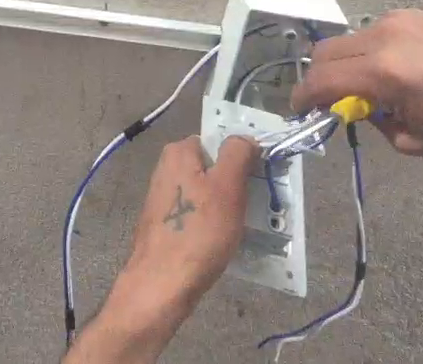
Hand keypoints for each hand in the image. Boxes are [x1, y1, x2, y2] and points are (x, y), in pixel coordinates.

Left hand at [73, 135, 258, 360]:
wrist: (162, 283)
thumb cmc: (199, 232)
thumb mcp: (227, 187)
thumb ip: (237, 154)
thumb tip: (245, 137)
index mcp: (179, 151)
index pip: (218, 142)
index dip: (241, 159)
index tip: (260, 180)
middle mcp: (167, 167)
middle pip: (212, 167)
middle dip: (235, 185)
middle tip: (256, 206)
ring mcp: (164, 196)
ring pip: (206, 192)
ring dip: (226, 206)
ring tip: (245, 226)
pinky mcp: (165, 221)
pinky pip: (197, 213)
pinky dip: (212, 222)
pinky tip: (224, 240)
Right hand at [290, 10, 422, 169]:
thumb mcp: (413, 139)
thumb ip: (373, 120)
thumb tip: (355, 107)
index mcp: (384, 72)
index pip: (322, 80)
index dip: (303, 97)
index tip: (298, 109)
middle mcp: (384, 37)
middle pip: (325, 52)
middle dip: (319, 78)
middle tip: (330, 102)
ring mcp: (400, 20)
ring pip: (349, 40)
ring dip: (347, 64)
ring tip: (372, 89)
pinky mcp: (416, 15)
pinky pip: (375, 32)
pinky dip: (370, 52)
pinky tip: (398, 72)